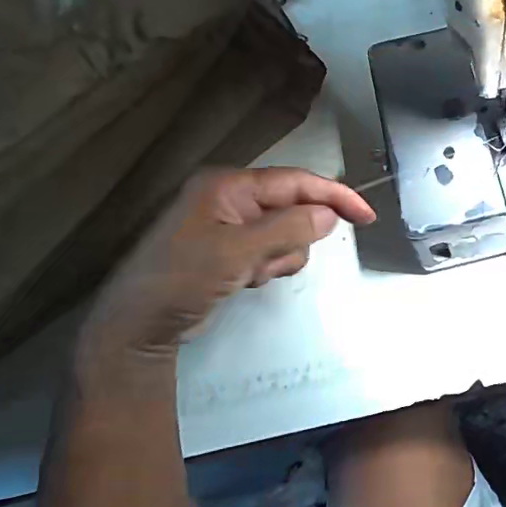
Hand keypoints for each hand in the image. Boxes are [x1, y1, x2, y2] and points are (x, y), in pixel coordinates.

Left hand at [79, 167, 374, 369]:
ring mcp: (230, 226)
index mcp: (228, 185)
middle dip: (292, 241)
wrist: (138, 325)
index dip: (334, 196)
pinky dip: (266, 268)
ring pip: (285, 236)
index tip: (366, 216)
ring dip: (278, 259)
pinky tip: (243, 282)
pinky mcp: (230, 251)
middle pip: (292, 209)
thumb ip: (288, 229)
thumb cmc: (181, 279)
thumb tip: (328, 214)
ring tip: (249, 276)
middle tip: (269, 264)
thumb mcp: (238, 252)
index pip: (295, 181)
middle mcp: (231, 199)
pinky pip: (269, 253)